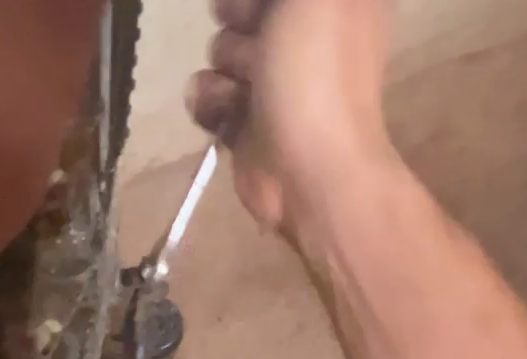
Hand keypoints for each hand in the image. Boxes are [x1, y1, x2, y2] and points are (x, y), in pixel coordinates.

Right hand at [188, 0, 395, 235]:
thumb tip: (262, 6)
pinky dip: (211, 102)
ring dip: (225, 63)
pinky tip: (225, 113)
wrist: (309, 172)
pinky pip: (208, 95)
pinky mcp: (245, 122)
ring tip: (247, 84)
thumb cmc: (318, 71)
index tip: (260, 6)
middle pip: (245, 4)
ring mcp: (274, 82)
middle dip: (238, 13)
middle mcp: (306, 35)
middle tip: (253, 29)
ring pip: (223, 47)